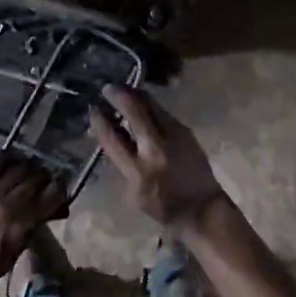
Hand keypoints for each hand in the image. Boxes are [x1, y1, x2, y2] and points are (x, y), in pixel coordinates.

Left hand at [0, 153, 64, 296]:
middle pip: (37, 178)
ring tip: (27, 171)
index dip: (60, 191)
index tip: (59, 192)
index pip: (52, 196)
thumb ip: (32, 229)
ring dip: (29, 167)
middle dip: (45, 179)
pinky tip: (11, 160)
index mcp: (19, 225)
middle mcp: (7, 204)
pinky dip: (6, 157)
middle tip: (43, 182)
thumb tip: (54, 210)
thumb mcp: (11, 256)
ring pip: (19, 167)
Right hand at [89, 86, 225, 234]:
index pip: (112, 138)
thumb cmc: (163, 207)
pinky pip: (164, 112)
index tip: (93, 109)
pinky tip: (144, 102)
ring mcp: (174, 136)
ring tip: (124, 89)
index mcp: (138, 170)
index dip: (100, 121)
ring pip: (152, 105)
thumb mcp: (134, 192)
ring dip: (136, 94)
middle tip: (108, 88)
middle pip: (135, 111)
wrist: (202, 208)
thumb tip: (110, 135)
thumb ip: (122, 162)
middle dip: (119, 95)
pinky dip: (151, 105)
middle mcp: (155, 149)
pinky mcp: (185, 131)